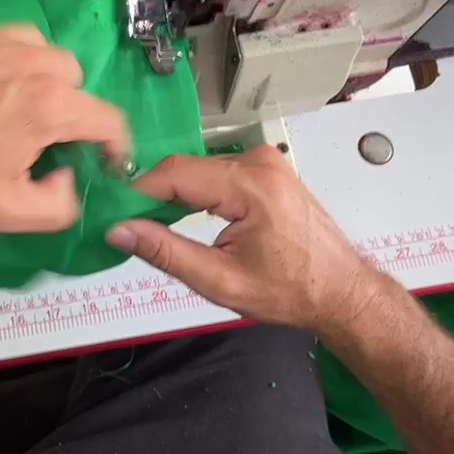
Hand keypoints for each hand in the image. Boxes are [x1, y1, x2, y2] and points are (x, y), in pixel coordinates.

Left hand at [0, 26, 131, 232]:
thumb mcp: (4, 212)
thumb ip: (58, 205)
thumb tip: (67, 178)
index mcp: (52, 106)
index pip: (110, 120)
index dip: (117, 147)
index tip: (105, 165)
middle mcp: (37, 63)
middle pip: (79, 88)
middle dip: (73, 119)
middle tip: (43, 147)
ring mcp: (3, 41)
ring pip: (50, 61)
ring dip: (48, 88)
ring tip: (16, 117)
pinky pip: (19, 44)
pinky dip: (21, 66)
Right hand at [106, 148, 406, 335]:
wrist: (341, 292)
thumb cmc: (288, 292)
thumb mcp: (220, 280)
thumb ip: (165, 252)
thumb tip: (119, 231)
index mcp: (250, 185)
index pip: (175, 173)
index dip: (137, 191)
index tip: (112, 212)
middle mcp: (259, 162)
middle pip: (185, 168)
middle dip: (154, 194)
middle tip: (128, 225)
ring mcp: (266, 161)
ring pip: (199, 169)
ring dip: (174, 194)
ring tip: (154, 226)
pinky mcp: (268, 168)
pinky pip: (217, 172)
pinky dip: (196, 191)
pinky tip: (185, 217)